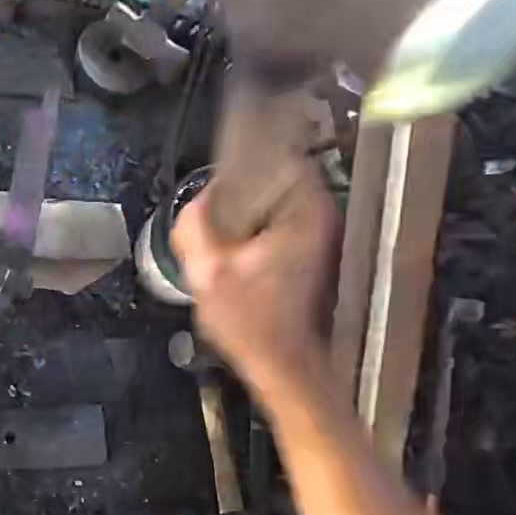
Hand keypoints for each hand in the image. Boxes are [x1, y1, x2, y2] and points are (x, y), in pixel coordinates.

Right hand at [171, 157, 337, 397]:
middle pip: (275, 174)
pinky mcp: (310, 253)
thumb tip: (198, 201)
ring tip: (221, 225)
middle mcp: (320, 218)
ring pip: (275, 199)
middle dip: (240, 183)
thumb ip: (195, 226)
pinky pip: (278, 221)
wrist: (284, 365)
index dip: (243, 149)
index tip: (221, 153)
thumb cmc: (254, 326)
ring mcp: (319, 236)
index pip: (277, 150)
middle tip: (214, 200)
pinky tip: (235, 246)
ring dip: (247, 206)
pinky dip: (256, 225)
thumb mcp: (207, 274)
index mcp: (304, 213)